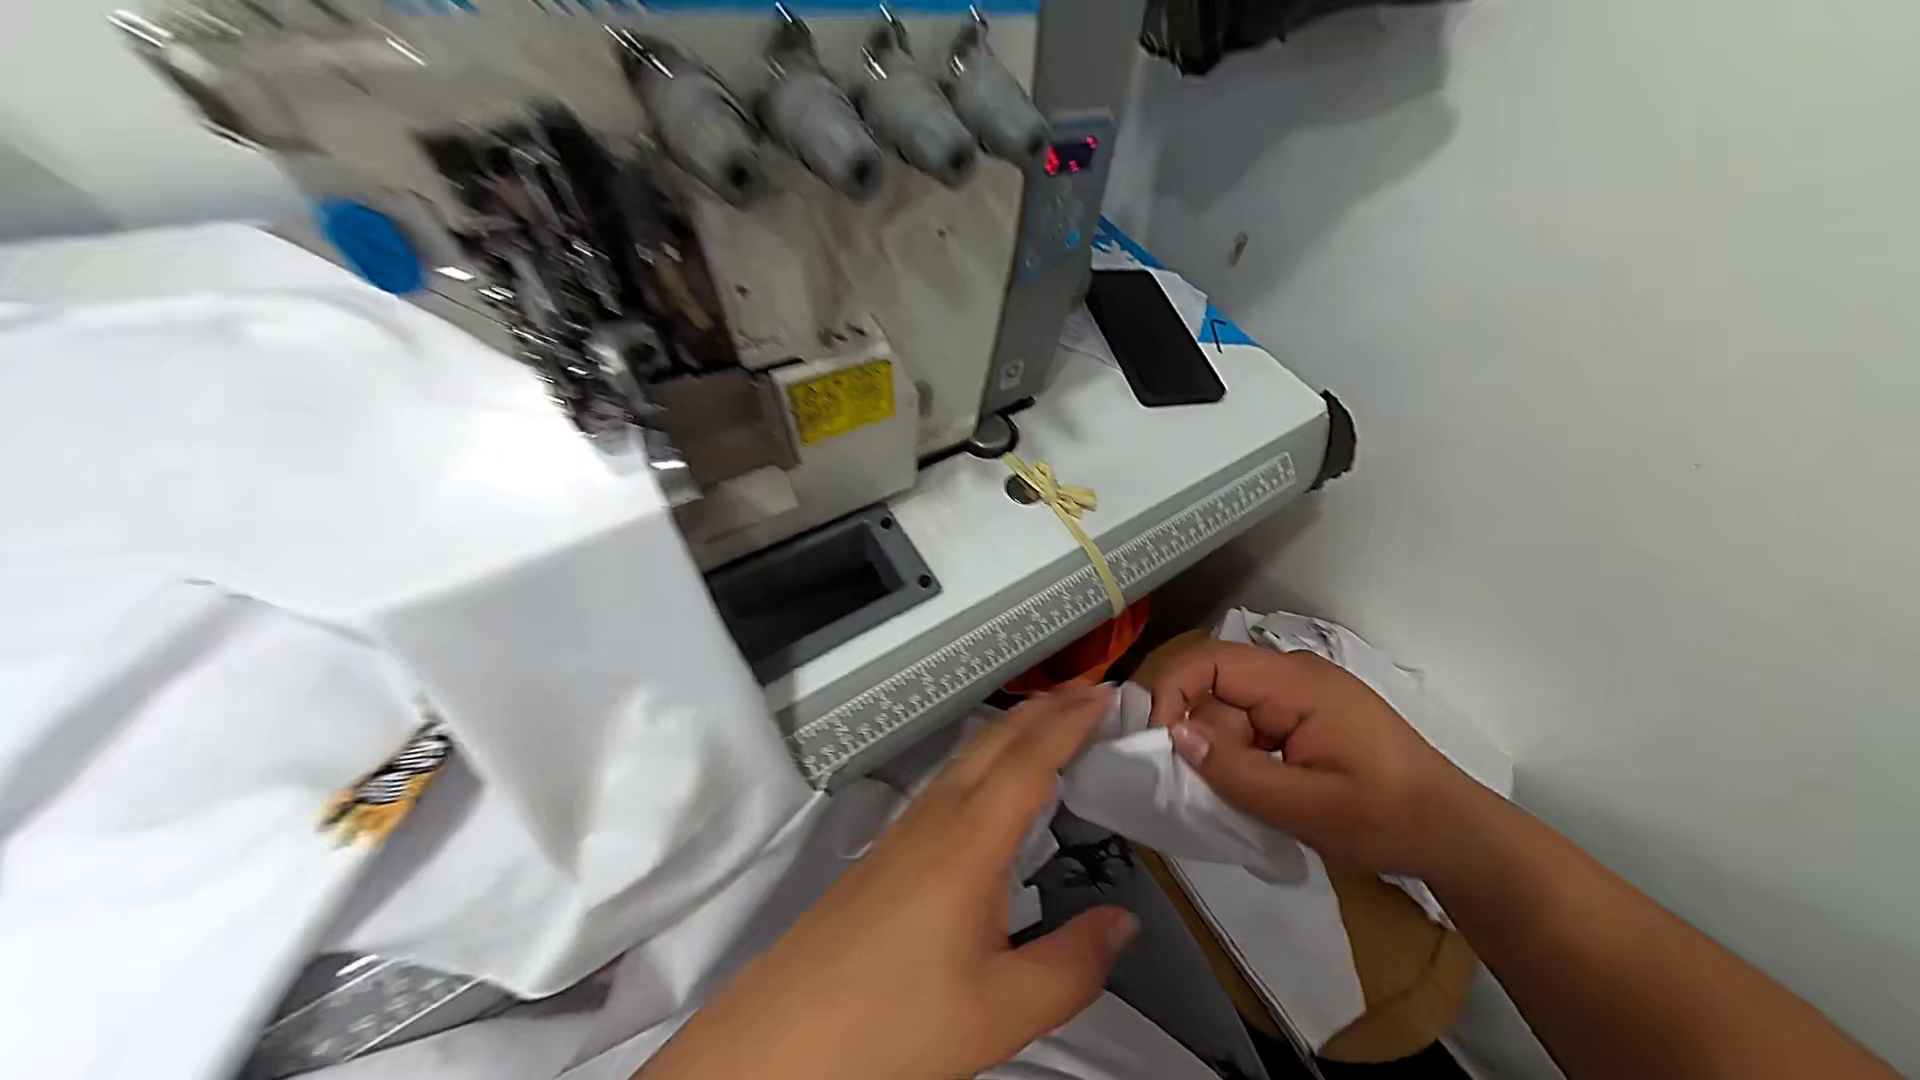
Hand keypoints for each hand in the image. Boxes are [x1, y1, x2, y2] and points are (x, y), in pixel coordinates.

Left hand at [638, 684, 1137, 1079]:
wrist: (783, 1036)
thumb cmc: (893, 1020)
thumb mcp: (1001, 1010)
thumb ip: (1073, 965)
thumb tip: (1122, 924)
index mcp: (970, 840)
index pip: (1030, 760)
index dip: (1071, 720)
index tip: (1105, 693)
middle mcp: (936, 816)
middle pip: (997, 740)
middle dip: (1046, 707)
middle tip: (1089, 691)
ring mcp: (906, 827)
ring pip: (970, 754)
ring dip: (1015, 728)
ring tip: (1051, 720)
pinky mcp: (888, 846)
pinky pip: (949, 777)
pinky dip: (987, 756)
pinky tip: (992, 780)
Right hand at [1146, 640, 1501, 879]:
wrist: (1457, 837)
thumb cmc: (1387, 818)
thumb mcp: (1306, 806)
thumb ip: (1234, 771)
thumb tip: (1174, 734)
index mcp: (1297, 682)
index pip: (1210, 661)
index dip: (1173, 690)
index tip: (1160, 740)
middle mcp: (1294, 675)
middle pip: (1218, 691)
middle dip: (1206, 738)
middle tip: (1219, 791)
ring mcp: (1302, 695)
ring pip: (1232, 713)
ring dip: (1227, 754)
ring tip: (1255, 799)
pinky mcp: (1306, 716)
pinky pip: (1252, 726)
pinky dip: (1245, 758)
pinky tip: (1267, 791)